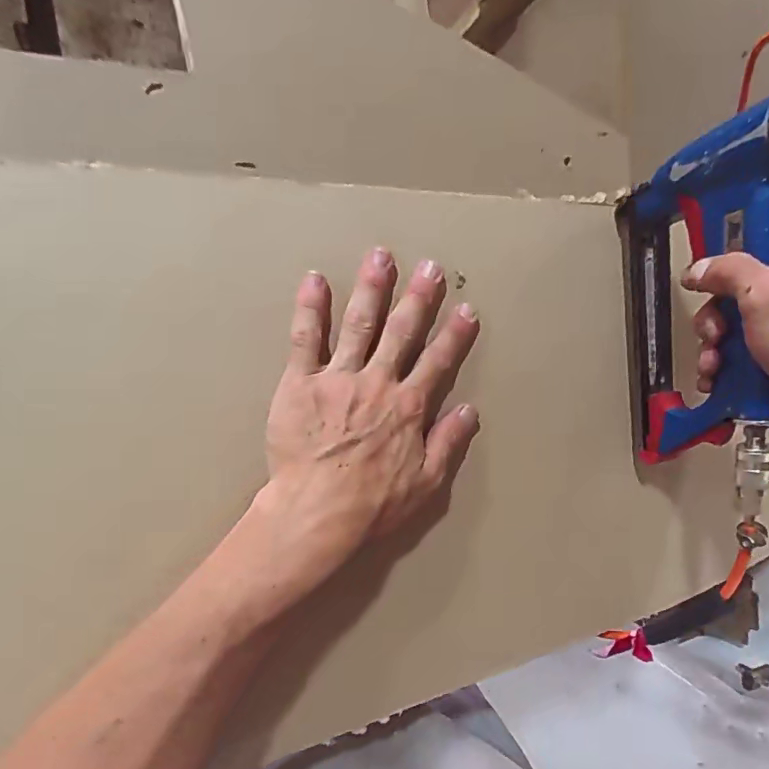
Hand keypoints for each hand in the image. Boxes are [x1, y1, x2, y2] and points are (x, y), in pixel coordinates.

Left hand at [257, 248, 480, 570]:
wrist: (318, 510)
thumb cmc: (373, 503)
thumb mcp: (426, 482)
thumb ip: (448, 442)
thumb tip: (469, 411)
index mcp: (408, 406)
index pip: (437, 362)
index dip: (454, 335)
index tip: (466, 309)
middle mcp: (377, 383)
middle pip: (401, 332)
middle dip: (417, 298)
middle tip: (429, 268)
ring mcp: (337, 379)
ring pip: (358, 325)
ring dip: (371, 289)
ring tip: (380, 257)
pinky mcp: (299, 383)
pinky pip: (304, 339)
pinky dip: (310, 308)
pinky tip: (315, 280)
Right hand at [684, 239, 768, 412]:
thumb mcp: (762, 291)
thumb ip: (726, 271)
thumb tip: (696, 269)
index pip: (751, 253)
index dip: (722, 271)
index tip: (702, 287)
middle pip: (732, 298)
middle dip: (712, 323)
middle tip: (713, 336)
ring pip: (731, 332)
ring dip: (713, 351)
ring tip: (713, 367)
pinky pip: (739, 359)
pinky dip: (723, 370)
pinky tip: (716, 381)